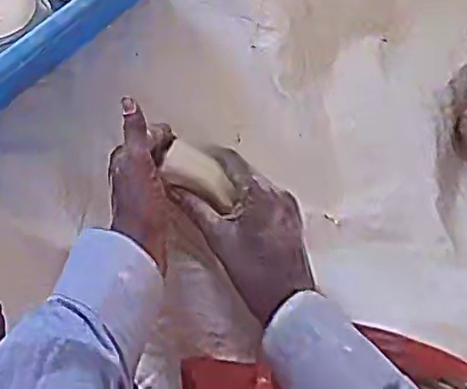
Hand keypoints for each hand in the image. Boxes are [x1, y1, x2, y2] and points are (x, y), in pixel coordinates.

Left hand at [109, 97, 174, 270]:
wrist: (142, 245)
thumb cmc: (141, 202)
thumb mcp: (138, 160)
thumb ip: (134, 131)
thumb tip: (127, 100)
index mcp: (122, 157)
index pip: (144, 134)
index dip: (161, 134)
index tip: (177, 141)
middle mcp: (126, 169)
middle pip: (149, 149)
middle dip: (165, 147)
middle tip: (185, 153)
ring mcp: (136, 187)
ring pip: (155, 165)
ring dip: (168, 162)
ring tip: (186, 166)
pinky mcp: (147, 203)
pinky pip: (160, 181)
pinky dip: (170, 178)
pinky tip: (180, 184)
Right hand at [169, 148, 315, 325]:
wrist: (290, 308)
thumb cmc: (253, 272)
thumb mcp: (218, 239)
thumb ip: (195, 208)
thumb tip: (173, 188)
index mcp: (260, 191)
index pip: (230, 159)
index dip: (209, 157)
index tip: (192, 162)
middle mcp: (278, 191)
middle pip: (244, 170)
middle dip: (222, 175)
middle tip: (200, 183)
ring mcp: (288, 205)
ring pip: (256, 184)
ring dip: (237, 187)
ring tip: (217, 200)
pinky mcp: (293, 219)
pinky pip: (268, 197)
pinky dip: (252, 199)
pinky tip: (239, 215)